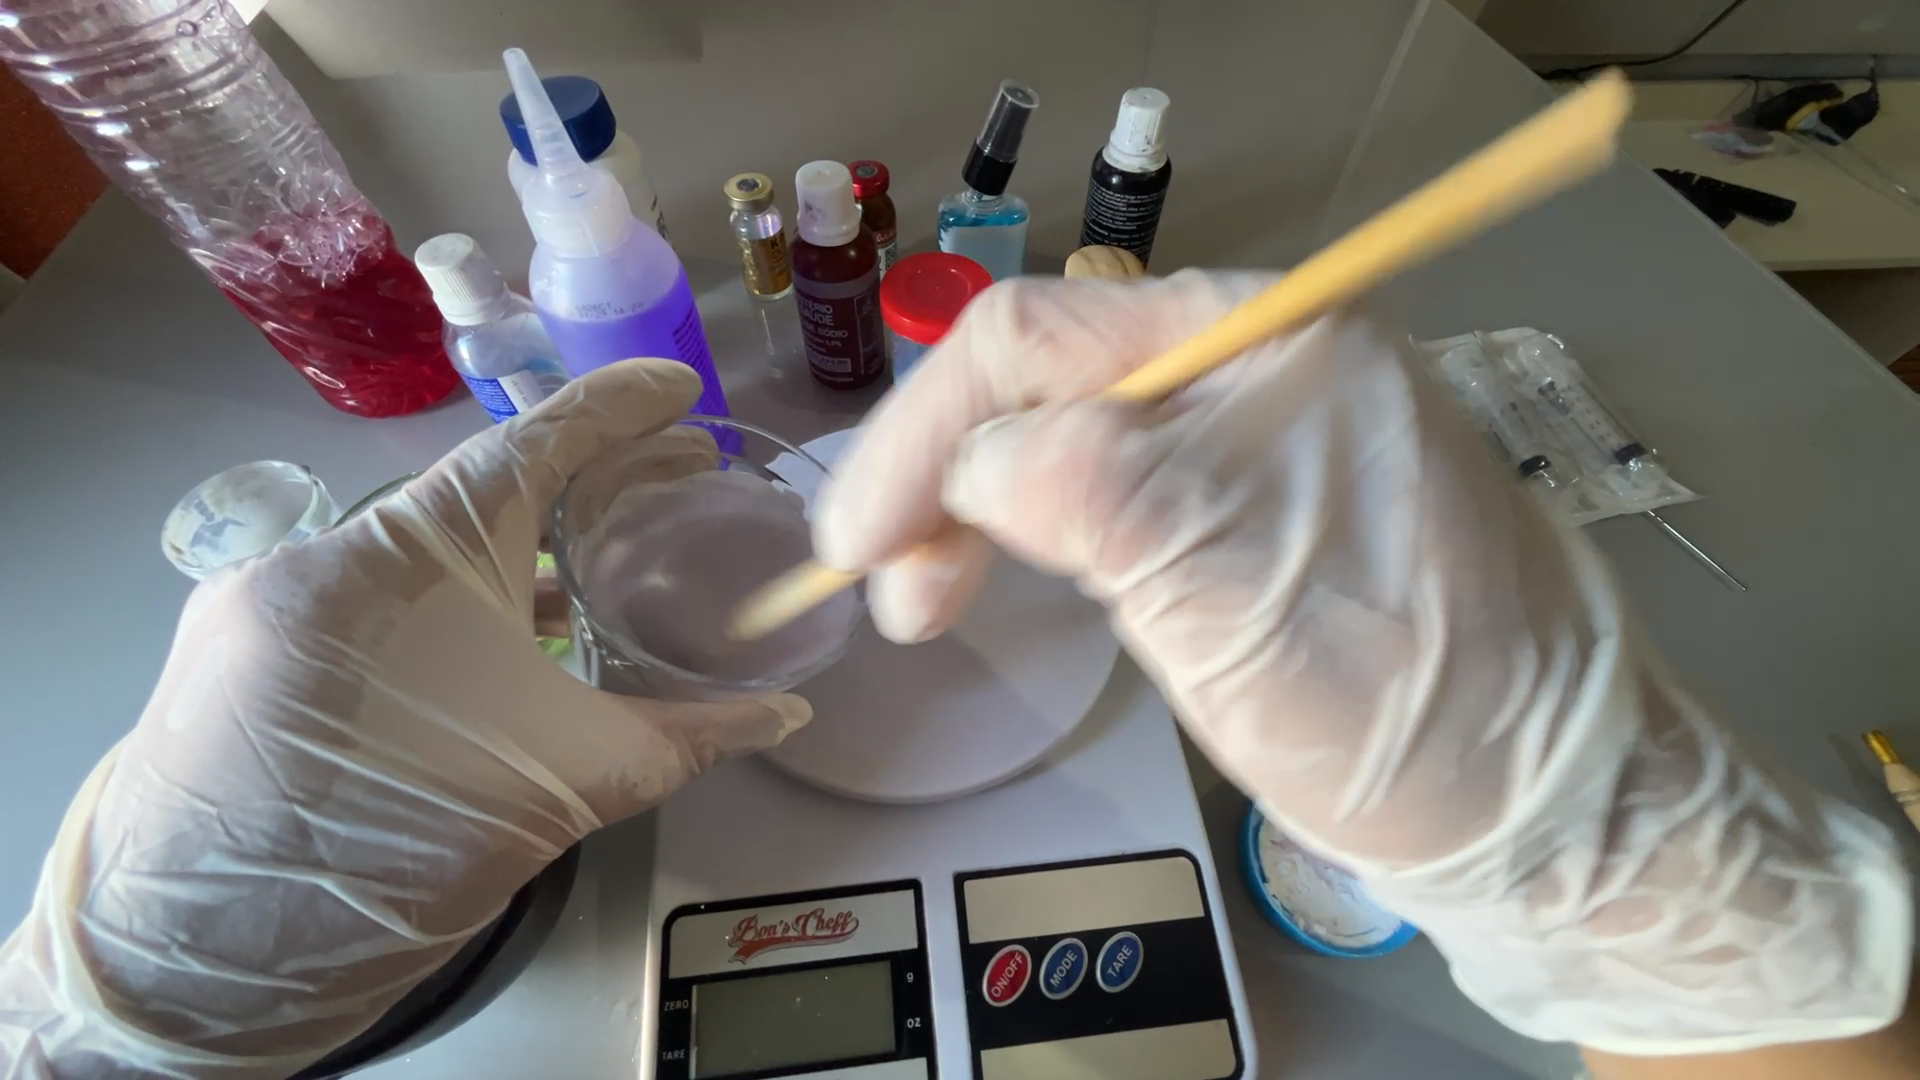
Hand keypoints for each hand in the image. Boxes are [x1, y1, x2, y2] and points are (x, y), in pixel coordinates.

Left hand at [0, 360, 808, 1077]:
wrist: (199, 973)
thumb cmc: (394, 854)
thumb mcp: (566, 784)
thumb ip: (689, 737)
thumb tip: (787, 715)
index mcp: (403, 566)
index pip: (528, 449)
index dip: (614, 408)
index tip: (682, 390)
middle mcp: (337, 556)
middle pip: (495, 479)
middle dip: (601, 463)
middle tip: (686, 461)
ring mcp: (295, 591)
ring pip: (449, 528)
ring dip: (543, 523)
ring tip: (629, 524)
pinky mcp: (275, 634)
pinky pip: (406, 575)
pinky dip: (488, 574)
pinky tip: (543, 601)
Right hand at [815, 272, 1907, 1054]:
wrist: (1525, 802)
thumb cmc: (1401, 701)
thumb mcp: (1237, 587)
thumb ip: (1090, 489)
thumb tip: (970, 462)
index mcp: (1255, 339)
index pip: (1036, 340)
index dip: (923, 433)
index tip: (854, 542)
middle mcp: (1231, 361)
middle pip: (1029, 380)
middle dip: (931, 476)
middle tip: (879, 585)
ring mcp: (1216, 433)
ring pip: (1041, 436)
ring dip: (958, 509)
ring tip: (919, 601)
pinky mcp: (1204, 501)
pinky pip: (1074, 487)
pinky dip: (1005, 529)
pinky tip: (977, 571)